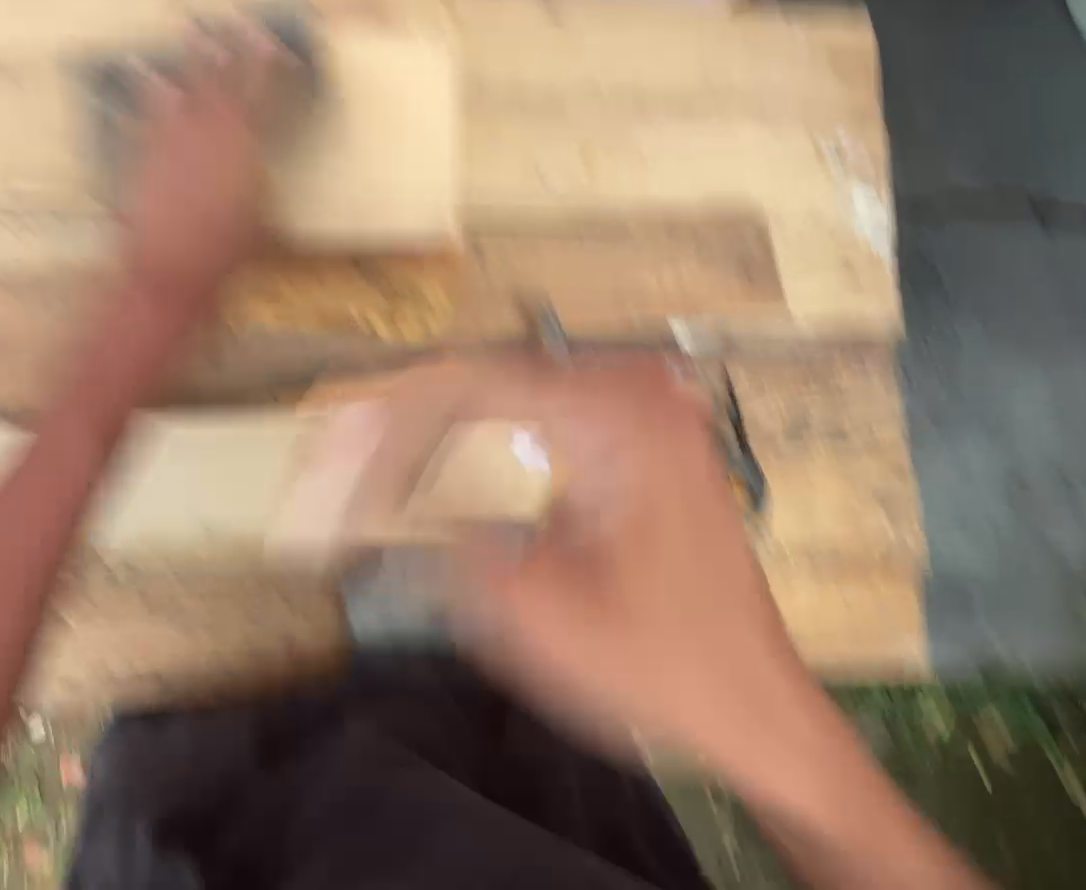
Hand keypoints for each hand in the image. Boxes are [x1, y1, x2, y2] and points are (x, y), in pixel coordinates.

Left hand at [119, 20, 307, 308]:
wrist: (171, 267)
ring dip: (188, 60)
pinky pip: (147, 117)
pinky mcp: (145, 156)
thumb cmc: (228, 251)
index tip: (271, 41)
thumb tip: (258, 171)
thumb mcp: (260, 217)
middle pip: (219, 80)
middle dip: (228, 46)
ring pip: (182, 89)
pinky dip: (148, 98)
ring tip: (190, 30)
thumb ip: (257, 184)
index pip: (259, 94)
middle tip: (230, 18)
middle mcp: (207, 135)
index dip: (266, 65)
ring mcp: (172, 142)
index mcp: (243, 147)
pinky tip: (145, 79)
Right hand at [342, 357, 827, 774]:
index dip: (386, 409)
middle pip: (486, 379)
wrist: (756, 706)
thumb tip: (382, 494)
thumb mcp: (533, 615)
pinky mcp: (640, 441)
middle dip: (403, 413)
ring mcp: (643, 414)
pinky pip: (539, 417)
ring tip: (371, 450)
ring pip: (508, 393)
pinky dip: (480, 435)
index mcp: (616, 419)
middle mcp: (634, 395)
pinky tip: (438, 455)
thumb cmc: (659, 667)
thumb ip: (445, 540)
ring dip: (436, 422)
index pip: (469, 382)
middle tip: (336, 444)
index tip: (329, 435)